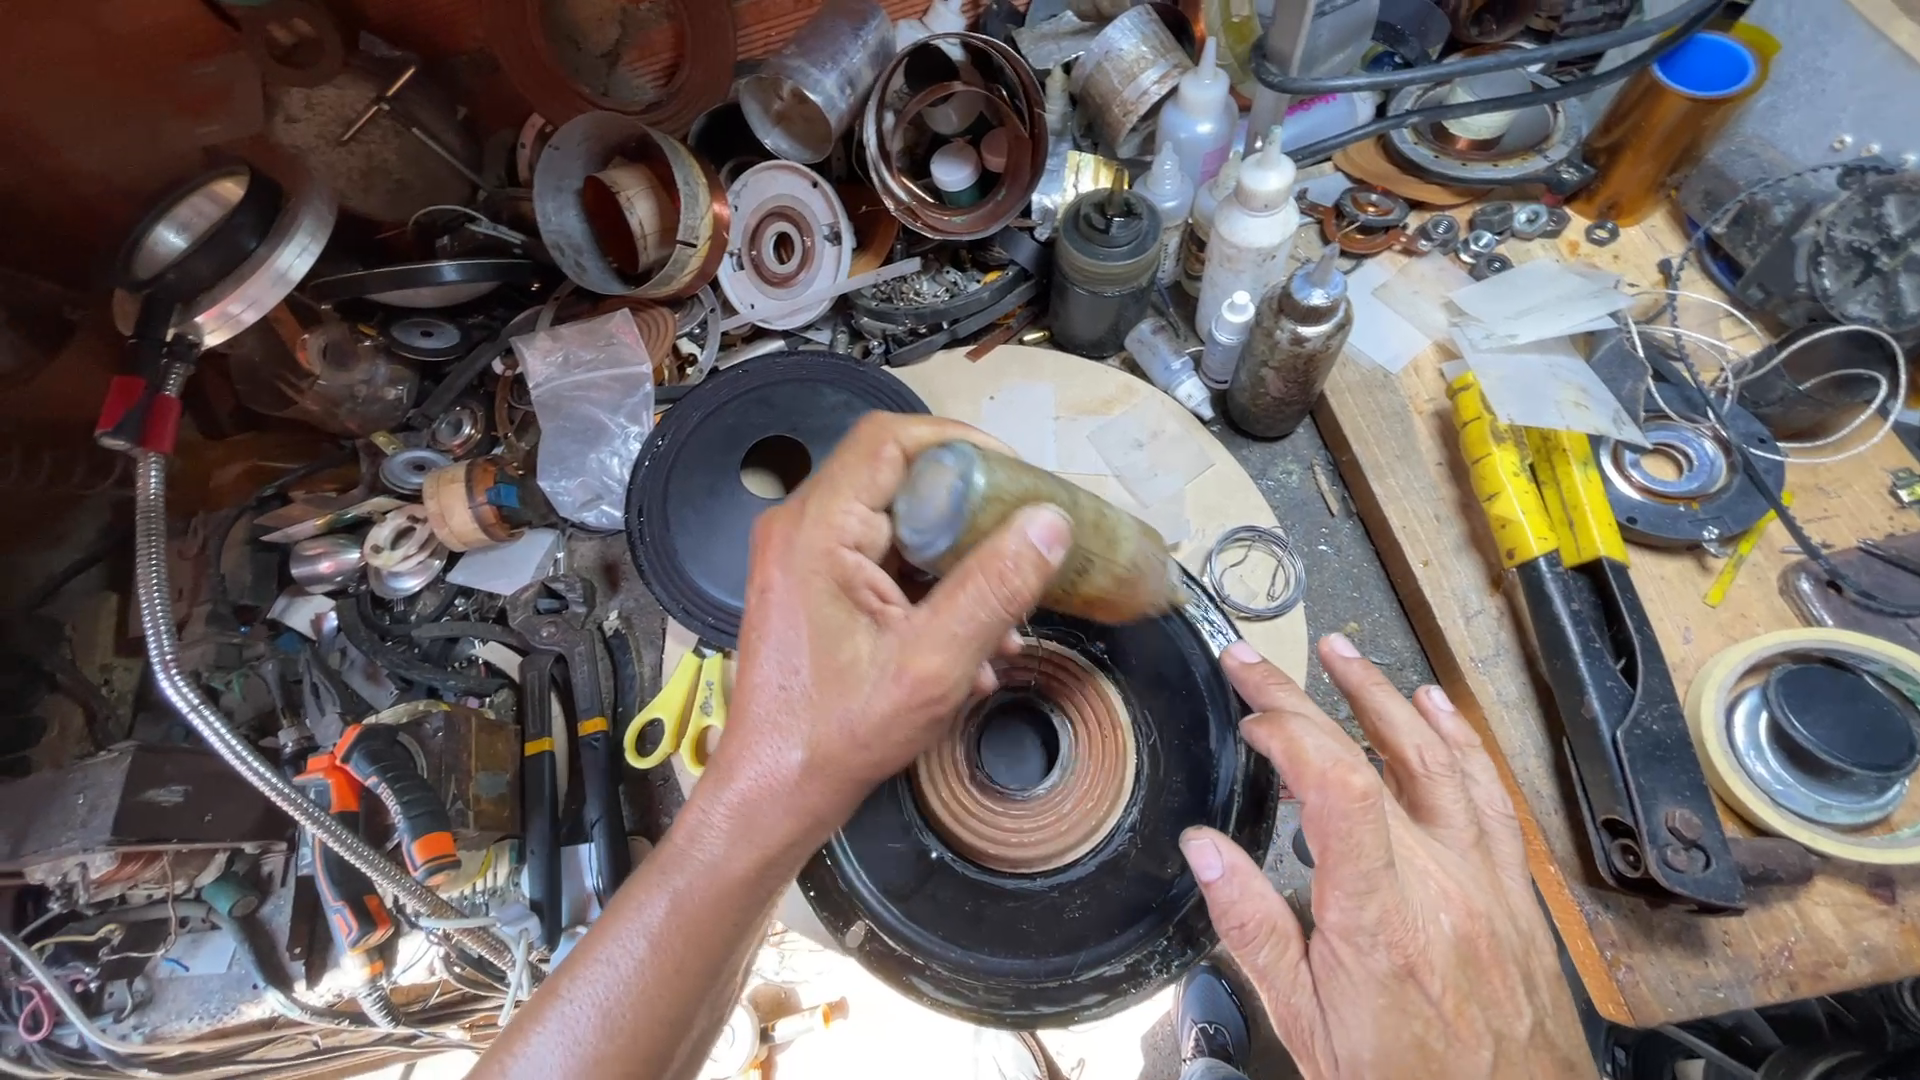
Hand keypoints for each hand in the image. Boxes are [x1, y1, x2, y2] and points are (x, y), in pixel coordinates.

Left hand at [712, 412, 1072, 835]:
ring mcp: (807, 559)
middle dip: (970, 511)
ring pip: (899, 525)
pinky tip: (973, 641)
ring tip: (1006, 612)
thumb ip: (993, 589)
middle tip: (1023, 542)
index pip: (890, 440)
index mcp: (819, 529)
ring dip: (957, 559)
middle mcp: (803, 529)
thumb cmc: (840, 734)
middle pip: (898, 480)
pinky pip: (886, 563)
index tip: (1016, 478)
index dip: (959, 444)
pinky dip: (933, 588)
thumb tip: (1049, 523)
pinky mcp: (817, 588)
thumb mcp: (931, 665)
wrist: (775, 792)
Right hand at [1178, 635, 1594, 1079]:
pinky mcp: (1510, 888)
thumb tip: (1201, 845)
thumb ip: (1249, 924)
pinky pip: (1489, 795)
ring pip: (1435, 759)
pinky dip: (1458, 738)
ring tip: (1338, 650)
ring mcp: (1483, 880)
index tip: (1248, 717)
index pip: (1339, 788)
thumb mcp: (1303, 1019)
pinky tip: (1433, 703)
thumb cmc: (1399, 1079)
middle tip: (1252, 661)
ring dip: (1380, 694)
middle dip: (1299, 697)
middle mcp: (1439, 885)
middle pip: (1370, 758)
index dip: (1289, 732)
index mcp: (1378, 917)